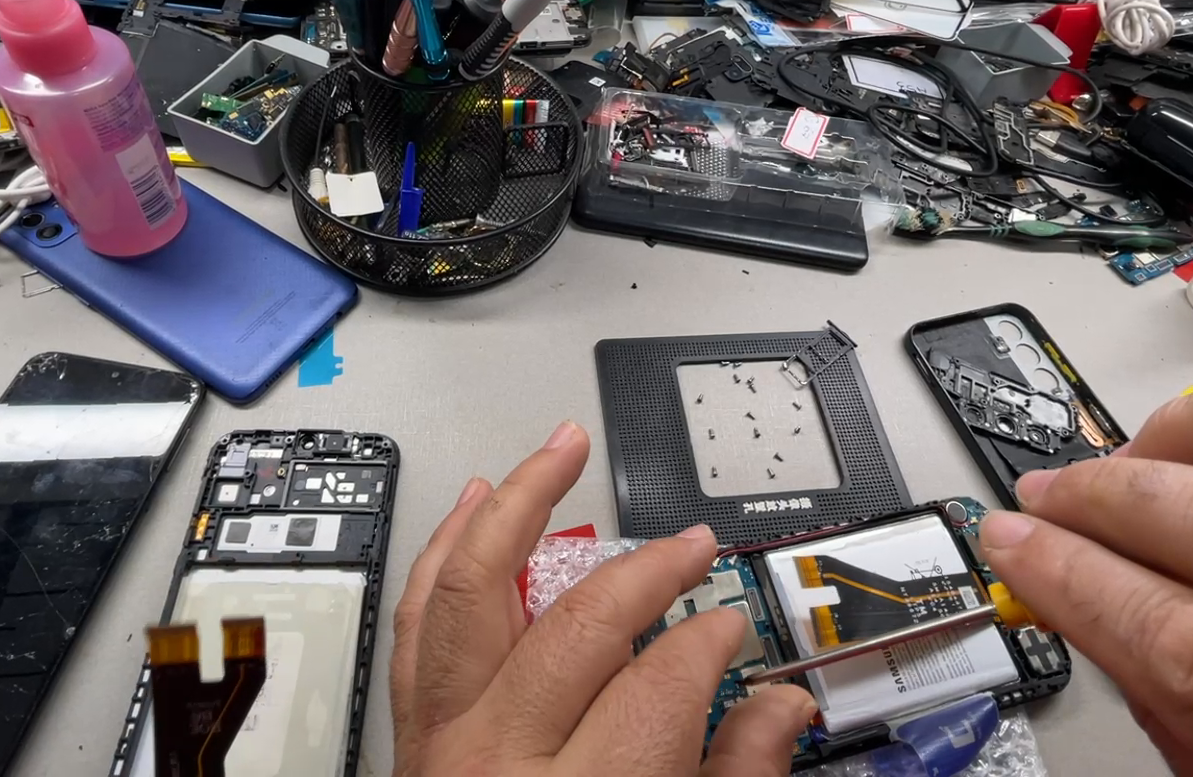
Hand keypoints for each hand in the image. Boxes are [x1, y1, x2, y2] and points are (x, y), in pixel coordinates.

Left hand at [389, 421, 815, 775]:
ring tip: (557, 447)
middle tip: (688, 544)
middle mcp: (494, 764)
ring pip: (472, 589)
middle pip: (575, 626)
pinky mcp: (412, 727)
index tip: (733, 621)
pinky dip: (449, 548)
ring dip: (518, 505)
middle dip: (645, 572)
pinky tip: (477, 500)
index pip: (659, 688)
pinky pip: (420, 615)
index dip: (710, 641)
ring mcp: (440, 739)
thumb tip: (780, 706)